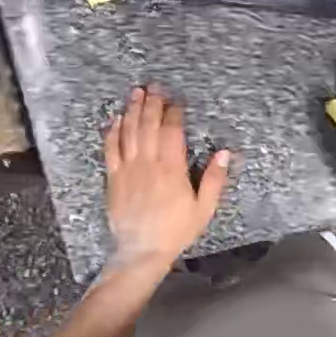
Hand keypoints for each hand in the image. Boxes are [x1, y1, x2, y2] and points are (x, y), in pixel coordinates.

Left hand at [103, 87, 230, 272]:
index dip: (174, 113)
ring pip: (128, 132)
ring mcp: (127, 169)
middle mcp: (147, 163)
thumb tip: (225, 153)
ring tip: (136, 92)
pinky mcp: (113, 178)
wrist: (142, 250)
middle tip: (155, 86)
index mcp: (172, 169)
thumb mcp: (204, 208)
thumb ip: (214, 179)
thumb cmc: (177, 230)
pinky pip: (110, 148)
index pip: (171, 131)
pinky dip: (112, 131)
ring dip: (132, 110)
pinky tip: (115, 119)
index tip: (178, 101)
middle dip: (151, 103)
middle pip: (148, 125)